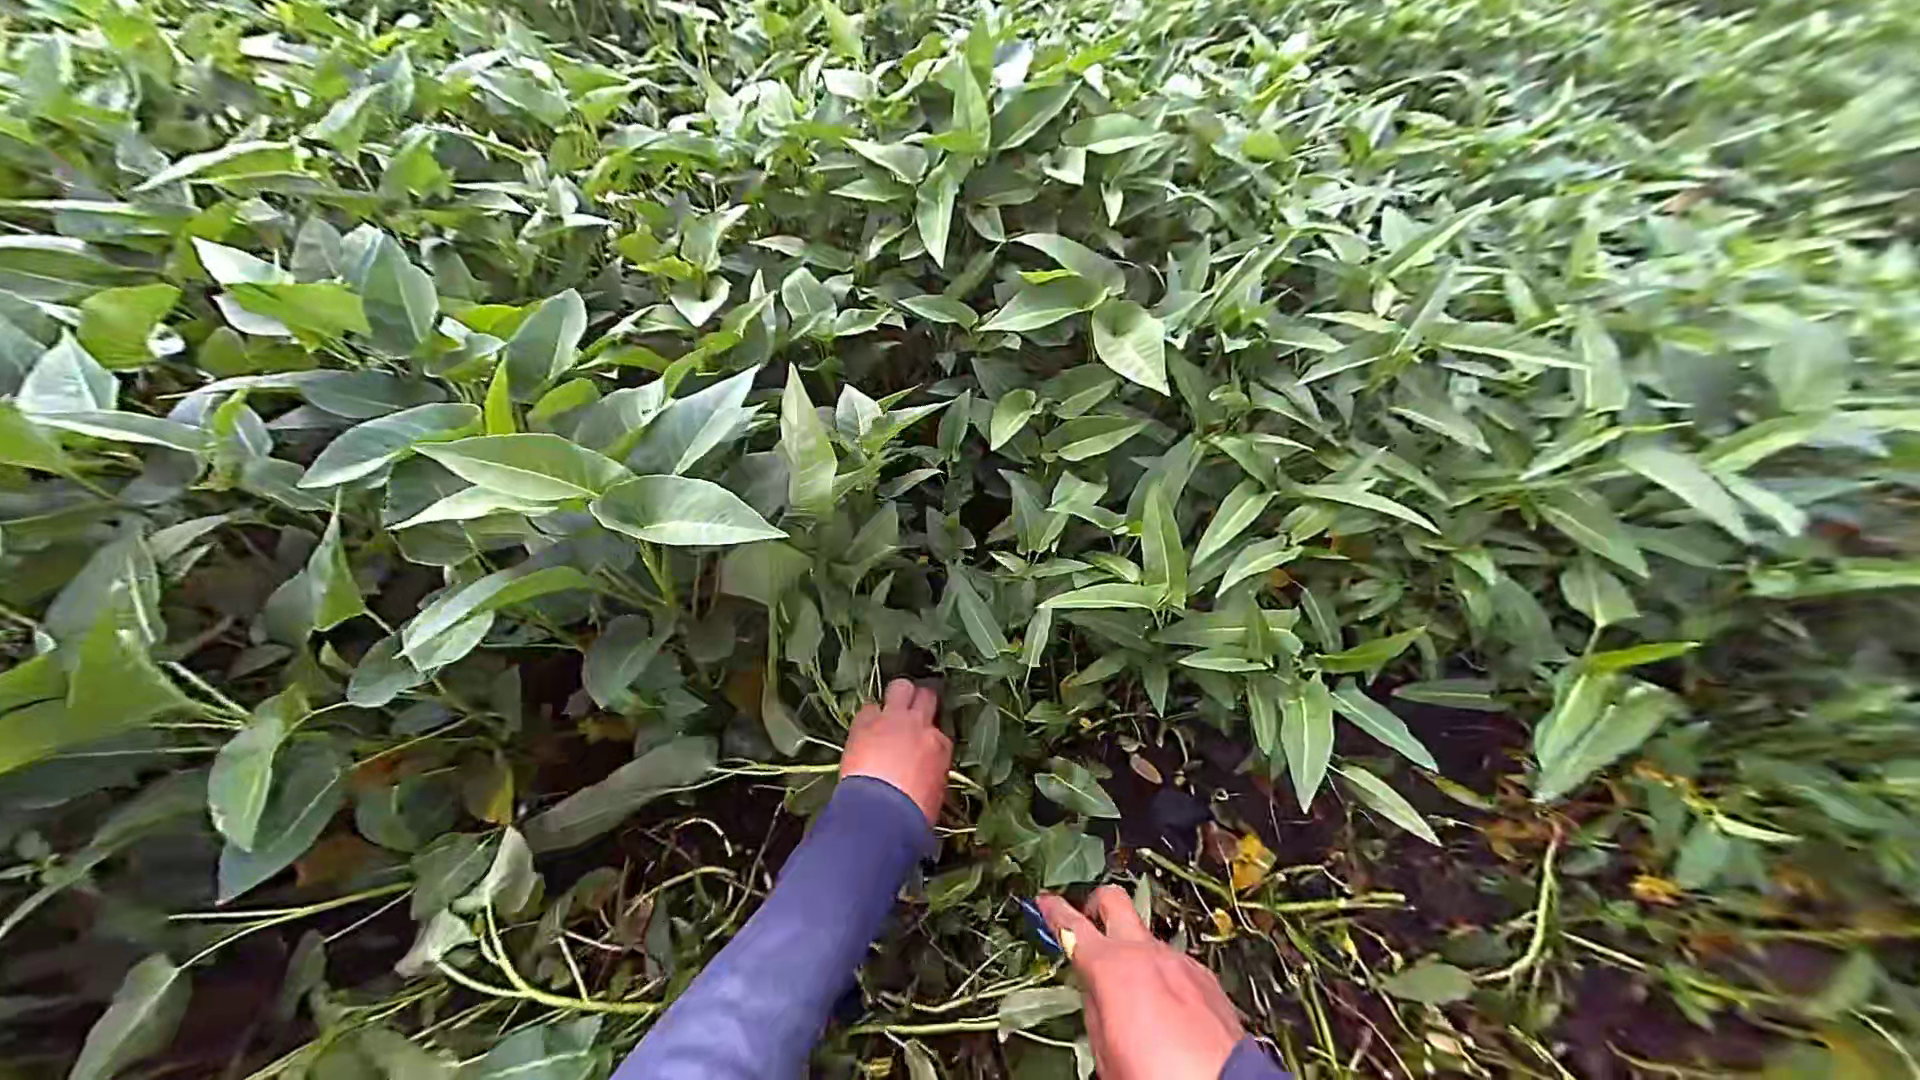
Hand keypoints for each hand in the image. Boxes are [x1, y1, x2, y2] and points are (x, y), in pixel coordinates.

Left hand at [840, 679, 950, 825]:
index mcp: (939, 746)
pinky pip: (868, 707)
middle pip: (925, 695)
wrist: (880, 815)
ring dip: (895, 697)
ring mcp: (892, 719)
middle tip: (910, 711)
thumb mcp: (933, 794)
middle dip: (918, 700)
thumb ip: (930, 773)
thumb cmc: (911, 815)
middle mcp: (919, 725)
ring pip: (900, 687)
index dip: (928, 735)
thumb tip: (923, 776)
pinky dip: (868, 716)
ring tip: (888, 710)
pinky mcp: (865, 722)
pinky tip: (864, 729)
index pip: (939, 731)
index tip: (921, 742)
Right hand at [1038, 885, 1244, 1079]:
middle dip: (1095, 904)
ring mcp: (1177, 960)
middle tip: (1087, 923)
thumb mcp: (1106, 1057)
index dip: (1054, 910)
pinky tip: (1166, 1008)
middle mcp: (1144, 952)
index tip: (1044, 901)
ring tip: (1132, 990)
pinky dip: (1162, 974)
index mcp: (1111, 968)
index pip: (1072, 925)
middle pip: (1113, 900)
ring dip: (1133, 950)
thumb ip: (1095, 1012)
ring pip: (1145, 936)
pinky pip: (1173, 962)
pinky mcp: (1205, 978)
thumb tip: (1095, 992)